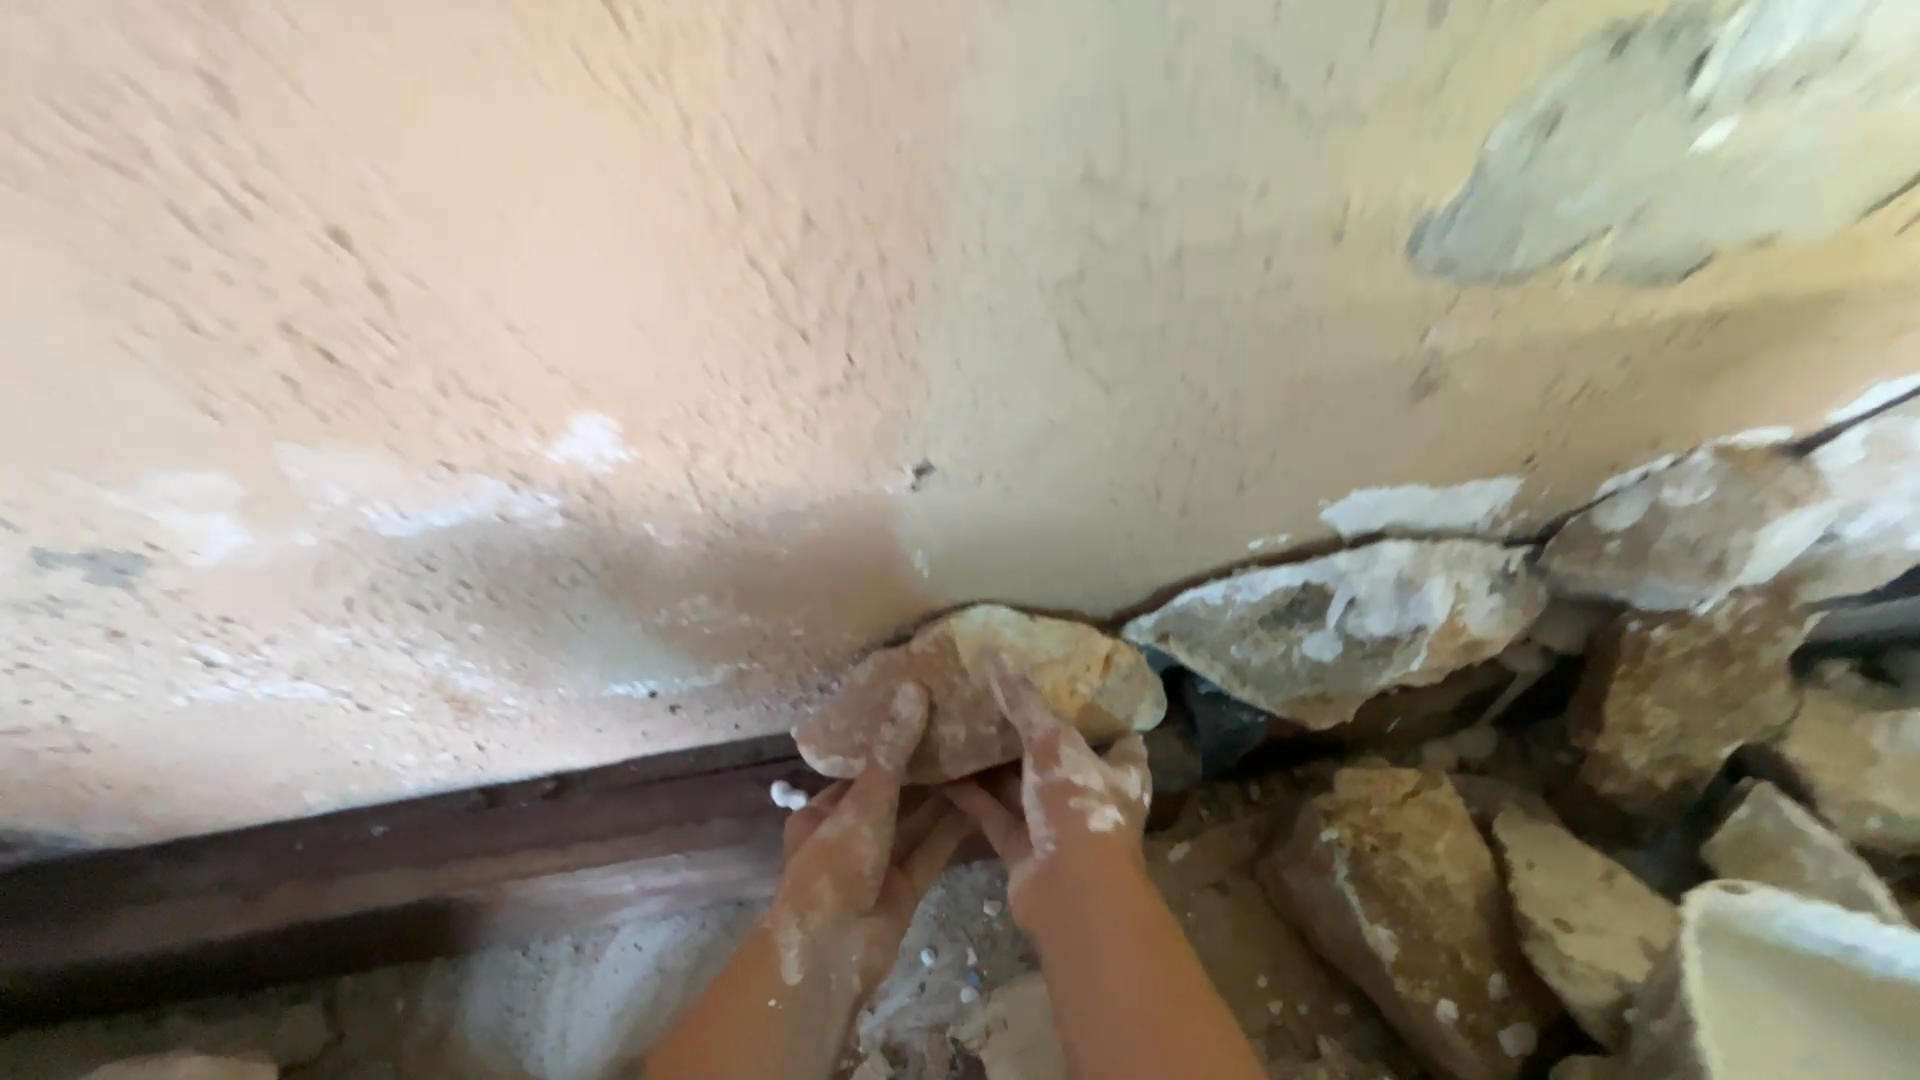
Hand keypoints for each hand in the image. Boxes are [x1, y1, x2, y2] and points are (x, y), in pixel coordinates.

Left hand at [768, 682, 974, 1003]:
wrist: (830, 955)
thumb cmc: (835, 866)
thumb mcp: (863, 801)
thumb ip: (893, 751)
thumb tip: (913, 688)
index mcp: (823, 812)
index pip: (861, 769)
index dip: (892, 742)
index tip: (926, 714)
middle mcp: (850, 835)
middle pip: (893, 795)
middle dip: (925, 770)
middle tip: (963, 733)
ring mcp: (878, 864)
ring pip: (915, 822)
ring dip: (943, 797)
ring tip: (980, 758)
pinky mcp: (904, 888)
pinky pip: (930, 850)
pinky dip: (952, 828)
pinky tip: (981, 801)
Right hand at [942, 654, 1150, 926]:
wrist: (1070, 892)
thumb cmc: (1078, 805)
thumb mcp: (1052, 743)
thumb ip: (1024, 703)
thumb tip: (996, 654)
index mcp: (1118, 773)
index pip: (1120, 741)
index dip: (1102, 720)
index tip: (1073, 695)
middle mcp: (1092, 800)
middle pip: (1063, 763)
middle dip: (1035, 741)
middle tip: (1002, 706)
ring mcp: (1059, 829)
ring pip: (1025, 791)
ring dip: (998, 768)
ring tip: (966, 731)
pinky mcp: (1027, 853)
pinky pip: (996, 817)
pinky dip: (974, 799)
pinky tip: (945, 773)